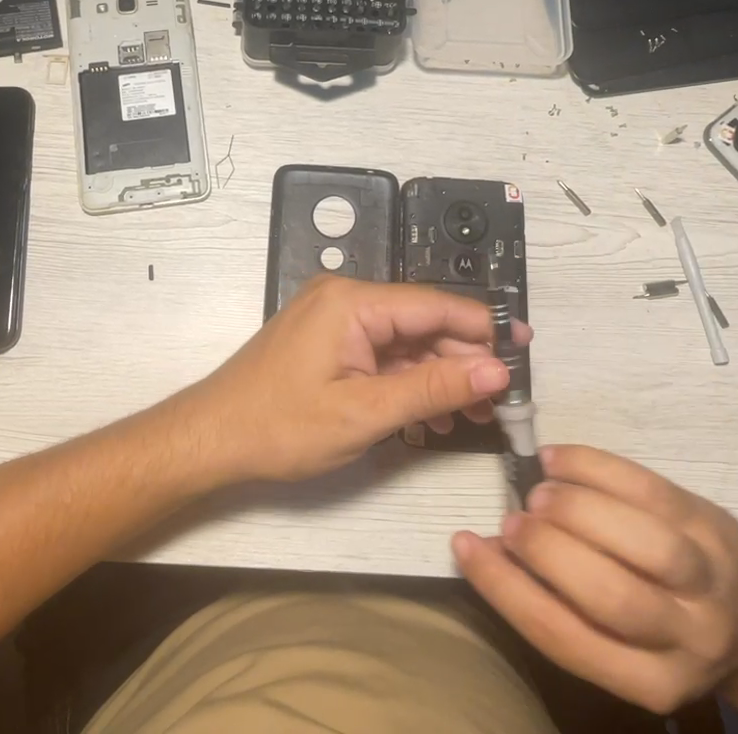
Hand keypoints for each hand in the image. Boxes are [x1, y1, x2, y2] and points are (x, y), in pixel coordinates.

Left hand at [176, 275, 528, 483]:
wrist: (211, 439)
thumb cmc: (279, 426)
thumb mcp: (364, 413)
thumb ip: (433, 388)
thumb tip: (497, 370)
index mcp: (353, 302)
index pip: (436, 306)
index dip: (484, 329)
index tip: (525, 351)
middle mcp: (346, 299)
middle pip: (424, 323)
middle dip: (464, 361)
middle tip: (501, 401)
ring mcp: (335, 320)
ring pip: (406, 342)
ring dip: (440, 376)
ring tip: (473, 415)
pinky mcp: (329, 342)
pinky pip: (383, 354)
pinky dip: (409, 381)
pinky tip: (432, 414)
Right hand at [453, 445, 737, 715]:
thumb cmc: (663, 633)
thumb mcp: (619, 647)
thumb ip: (562, 604)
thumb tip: (492, 546)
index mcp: (648, 680)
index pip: (563, 637)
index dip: (504, 587)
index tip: (464, 543)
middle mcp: (688, 640)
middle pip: (611, 596)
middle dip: (548, 550)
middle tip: (511, 519)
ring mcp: (711, 580)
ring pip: (644, 542)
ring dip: (577, 508)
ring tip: (540, 491)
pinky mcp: (715, 526)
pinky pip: (653, 489)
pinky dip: (596, 466)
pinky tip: (558, 459)